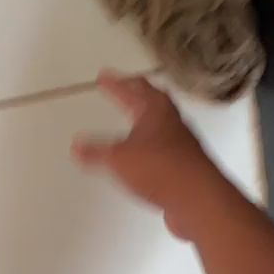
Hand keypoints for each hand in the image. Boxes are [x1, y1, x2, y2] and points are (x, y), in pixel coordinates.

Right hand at [71, 70, 235, 240]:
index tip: (103, 75)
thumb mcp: (118, 159)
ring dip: (148, 116)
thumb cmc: (158, 168)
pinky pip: (165, 145)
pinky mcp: (186, 163)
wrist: (198, 198)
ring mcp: (182, 141)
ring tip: (135, 117)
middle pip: (154, 98)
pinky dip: (153, 142)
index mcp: (155, 110)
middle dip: (138, 91)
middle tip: (126, 86)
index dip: (115, 82)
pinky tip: (145, 153)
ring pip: (162, 121)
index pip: (131, 89)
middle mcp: (172, 120)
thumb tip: (75, 145)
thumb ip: (95, 152)